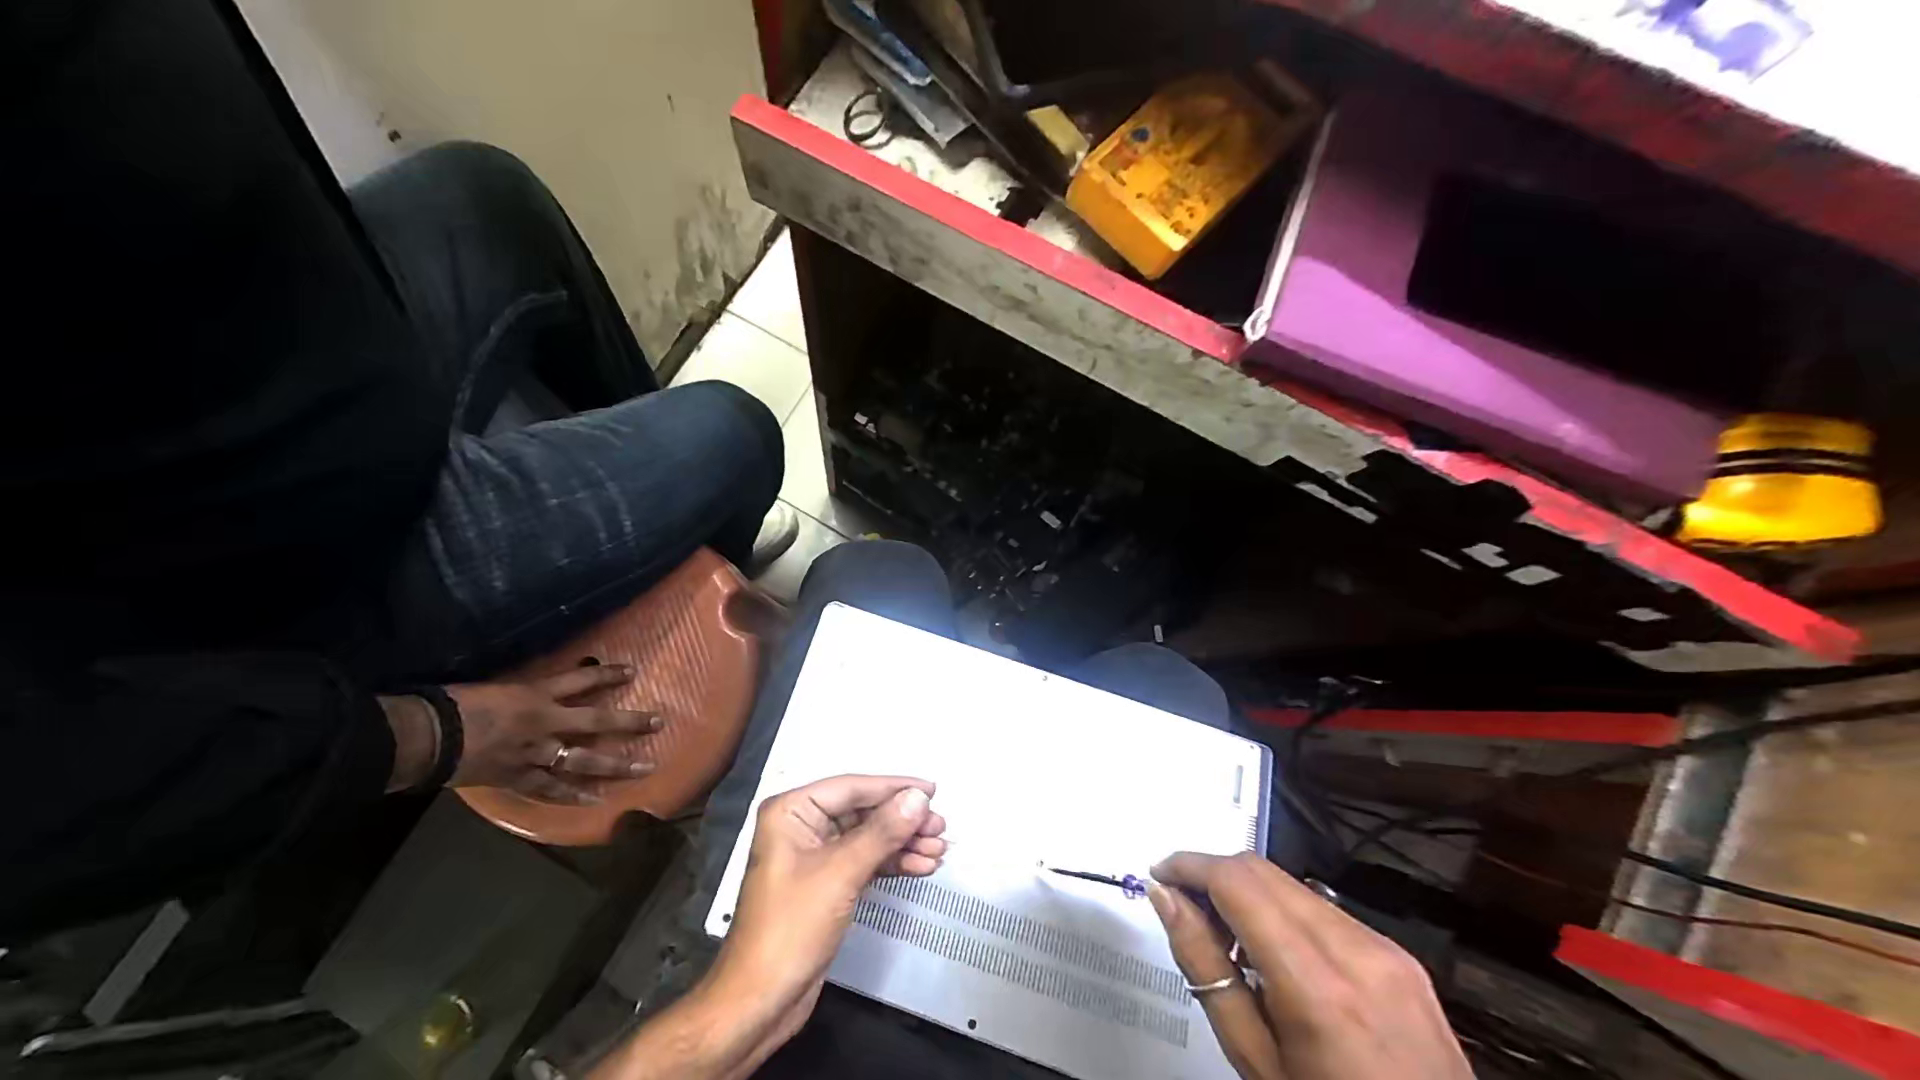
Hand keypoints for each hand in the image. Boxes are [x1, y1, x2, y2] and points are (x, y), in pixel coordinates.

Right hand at [446, 665, 660, 803]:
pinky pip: (552, 790)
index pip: (583, 679)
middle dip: (631, 723)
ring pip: (585, 761)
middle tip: (659, 723)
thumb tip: (540, 694)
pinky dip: (573, 796)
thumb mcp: (497, 687)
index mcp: (538, 695)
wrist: (427, 737)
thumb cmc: (455, 704)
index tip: (632, 671)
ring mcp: (536, 754)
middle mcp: (546, 724)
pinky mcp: (519, 779)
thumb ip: (525, 692)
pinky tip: (596, 801)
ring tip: (646, 769)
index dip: (609, 673)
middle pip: (598, 722)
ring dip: (617, 766)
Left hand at [587, 776, 948, 1079]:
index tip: (930, 791)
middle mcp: (801, 826)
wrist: (761, 1000)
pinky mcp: (826, 883)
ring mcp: (814, 856)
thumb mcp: (841, 873)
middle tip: (938, 826)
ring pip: (868, 837)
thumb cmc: (788, 930)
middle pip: (863, 811)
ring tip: (936, 849)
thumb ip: (882, 832)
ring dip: (902, 843)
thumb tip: (917, 799)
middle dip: (902, 820)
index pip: (852, 787)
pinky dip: (892, 863)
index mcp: (791, 812)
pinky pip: (865, 861)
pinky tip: (919, 866)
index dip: (894, 788)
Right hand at [1148, 852, 1469, 1079]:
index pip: (1237, 882)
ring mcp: (1386, 950)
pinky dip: (1283, 912)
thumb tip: (1168, 900)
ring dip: (1246, 892)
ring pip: (1290, 884)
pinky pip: (1323, 908)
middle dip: (1212, 874)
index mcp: (1318, 986)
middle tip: (1182, 907)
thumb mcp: (1256, 1060)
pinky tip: (1272, 954)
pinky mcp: (1399, 955)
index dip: (1188, 867)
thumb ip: (1206, 970)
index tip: (1160, 877)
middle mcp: (1357, 951)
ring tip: (1226, 939)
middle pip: (1262, 871)